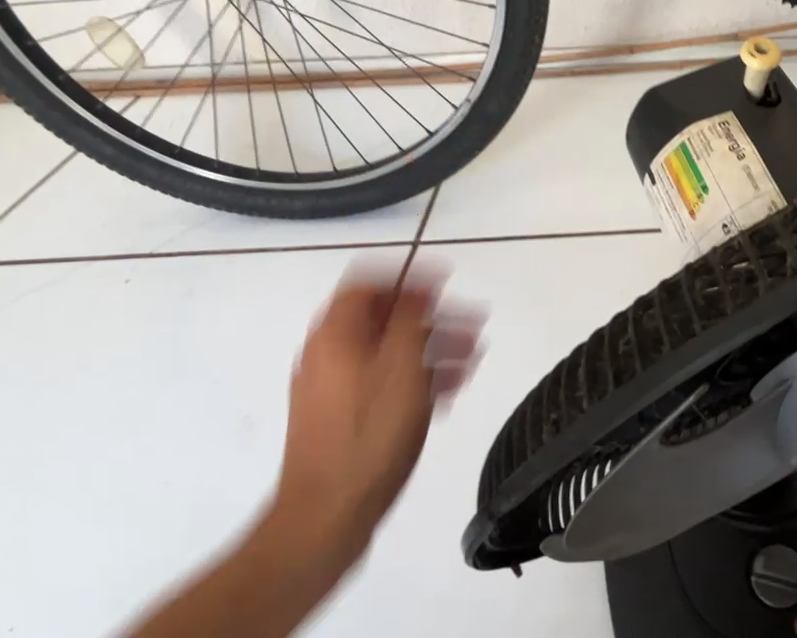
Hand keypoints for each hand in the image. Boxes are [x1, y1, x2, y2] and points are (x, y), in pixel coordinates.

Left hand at [271, 259, 481, 552]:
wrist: (326, 517)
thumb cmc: (369, 437)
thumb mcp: (402, 368)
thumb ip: (410, 321)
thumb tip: (417, 292)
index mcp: (335, 335)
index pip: (368, 284)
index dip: (408, 278)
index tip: (445, 285)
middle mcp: (327, 355)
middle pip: (382, 319)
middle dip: (430, 318)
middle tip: (470, 326)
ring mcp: (330, 390)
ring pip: (386, 353)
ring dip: (429, 349)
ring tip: (469, 359)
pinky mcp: (339, 421)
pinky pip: (381, 384)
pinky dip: (413, 379)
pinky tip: (445, 393)